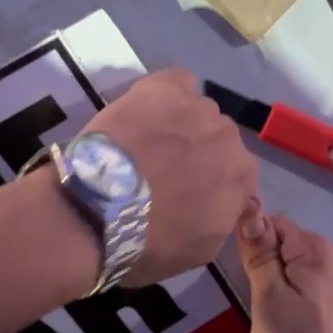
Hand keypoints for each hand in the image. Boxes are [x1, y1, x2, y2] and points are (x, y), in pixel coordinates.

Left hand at [85, 68, 258, 285]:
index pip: (239, 176)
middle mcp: (229, 136)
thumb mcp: (201, 249)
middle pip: (219, 141)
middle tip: (165, 171)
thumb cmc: (146, 244)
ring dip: (182, 126)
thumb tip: (224, 203)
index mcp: (242, 176)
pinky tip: (149, 111)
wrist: (90, 214)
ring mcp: (198, 107)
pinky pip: (179, 83)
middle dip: (200, 154)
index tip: (189, 195)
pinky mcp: (165, 87)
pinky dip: (170, 95)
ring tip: (147, 142)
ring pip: (198, 114)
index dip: (214, 185)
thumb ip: (225, 219)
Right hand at [237, 212, 332, 332]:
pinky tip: (275, 319)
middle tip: (244, 296)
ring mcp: (331, 279)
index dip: (248, 241)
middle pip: (279, 241)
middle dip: (257, 261)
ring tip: (257, 310)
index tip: (235, 272)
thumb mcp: (269, 303)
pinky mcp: (330, 301)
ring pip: (286, 263)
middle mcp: (328, 256)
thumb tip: (250, 207)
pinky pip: (298, 281)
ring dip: (267, 280)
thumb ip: (260, 255)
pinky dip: (282, 294)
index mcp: (314, 250)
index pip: (270, 222)